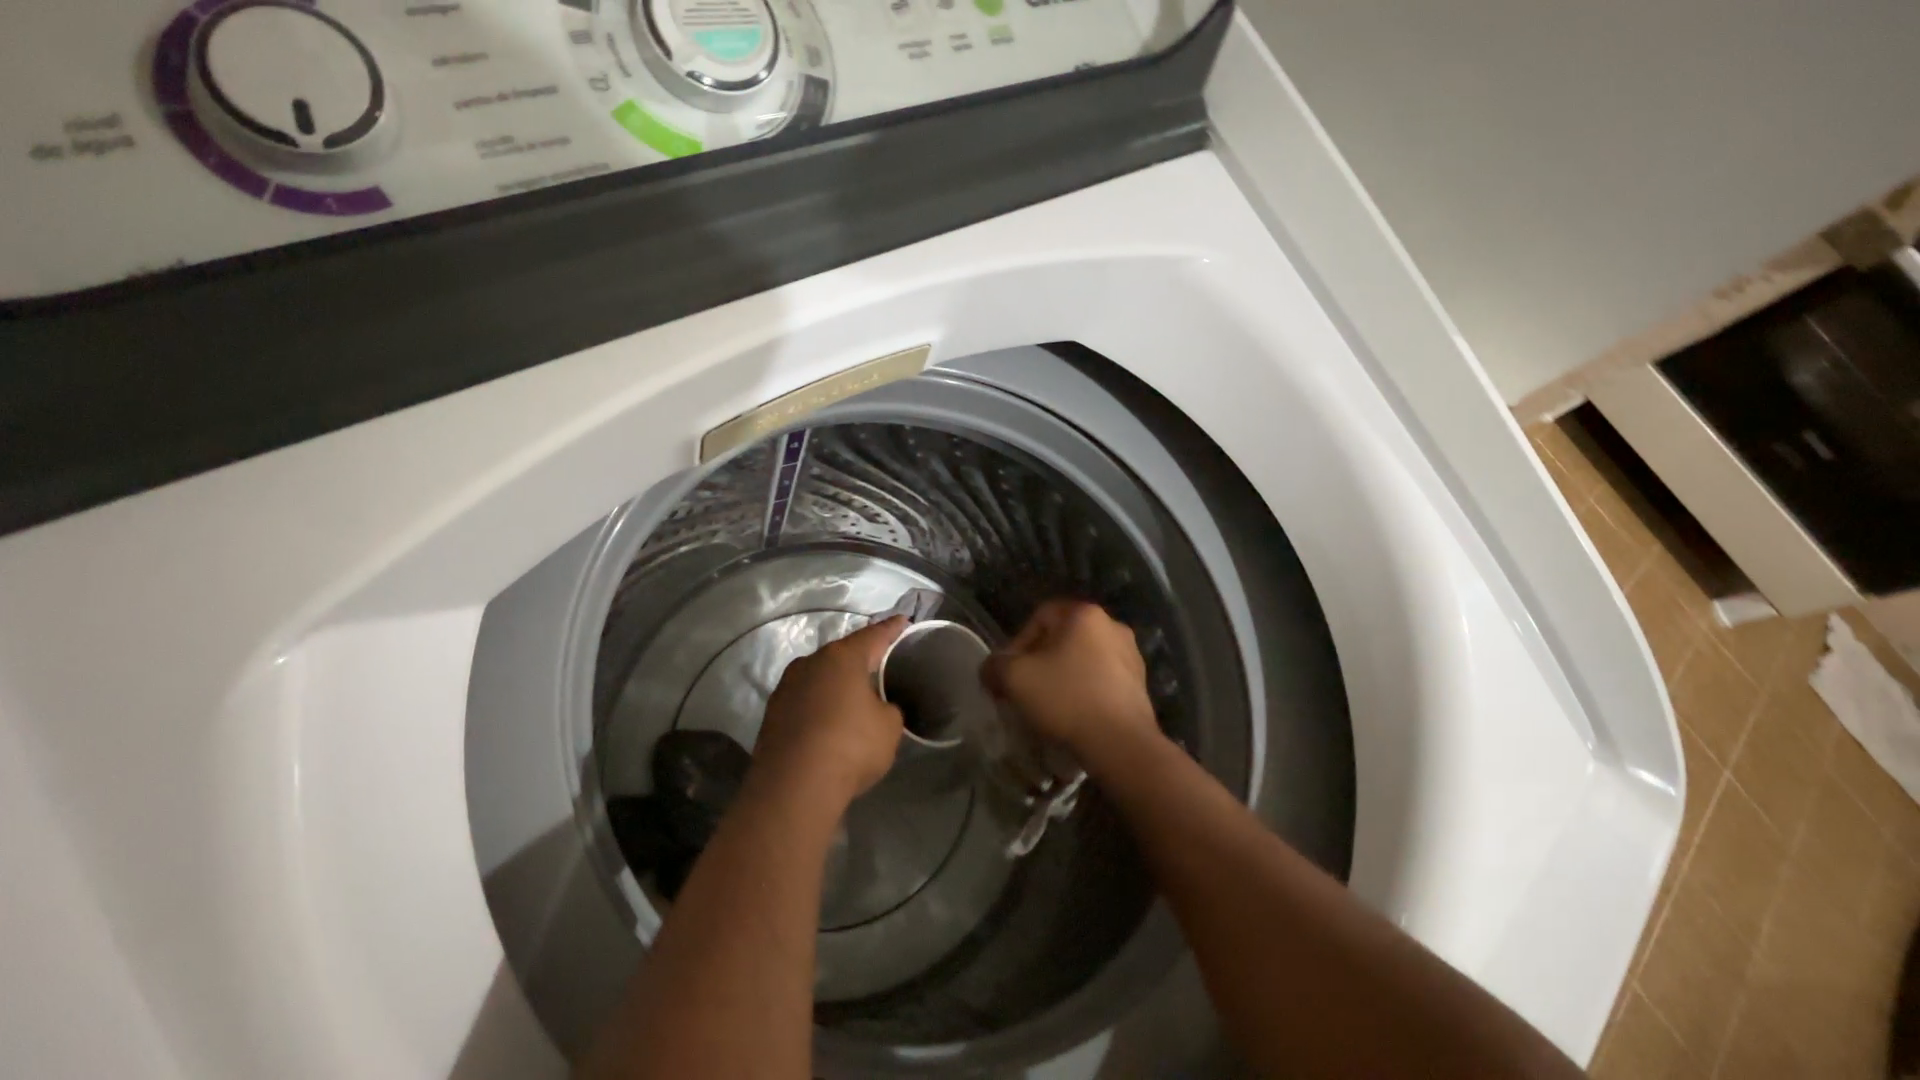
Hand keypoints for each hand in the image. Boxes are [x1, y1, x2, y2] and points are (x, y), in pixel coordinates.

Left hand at [752, 615, 907, 807]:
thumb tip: (878, 707)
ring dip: (836, 686)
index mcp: (842, 658)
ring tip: (854, 697)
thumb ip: (889, 708)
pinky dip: (819, 707)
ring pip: (819, 678)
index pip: (874, 635)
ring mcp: (786, 688)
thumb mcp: (889, 727)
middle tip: (880, 665)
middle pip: (842, 655)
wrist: (793, 787)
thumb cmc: (850, 747)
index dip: (892, 629)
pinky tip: (828, 722)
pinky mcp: (772, 715)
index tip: (903, 621)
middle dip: (861, 659)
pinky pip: (805, 702)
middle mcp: (810, 663)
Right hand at [981, 600, 1160, 760]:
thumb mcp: (1015, 678)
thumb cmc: (1066, 699)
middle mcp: (1112, 625)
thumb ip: (995, 666)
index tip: (1009, 674)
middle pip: (1062, 638)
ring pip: (1083, 660)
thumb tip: (991, 670)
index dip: (1017, 644)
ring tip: (1048, 706)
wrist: (1120, 743)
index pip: (1039, 617)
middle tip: (1025, 690)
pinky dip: (1084, 691)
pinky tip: (1074, 715)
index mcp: (1084, 614)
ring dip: (1063, 677)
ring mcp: (1131, 655)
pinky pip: (1102, 680)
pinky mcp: (1140, 684)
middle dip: (1039, 662)